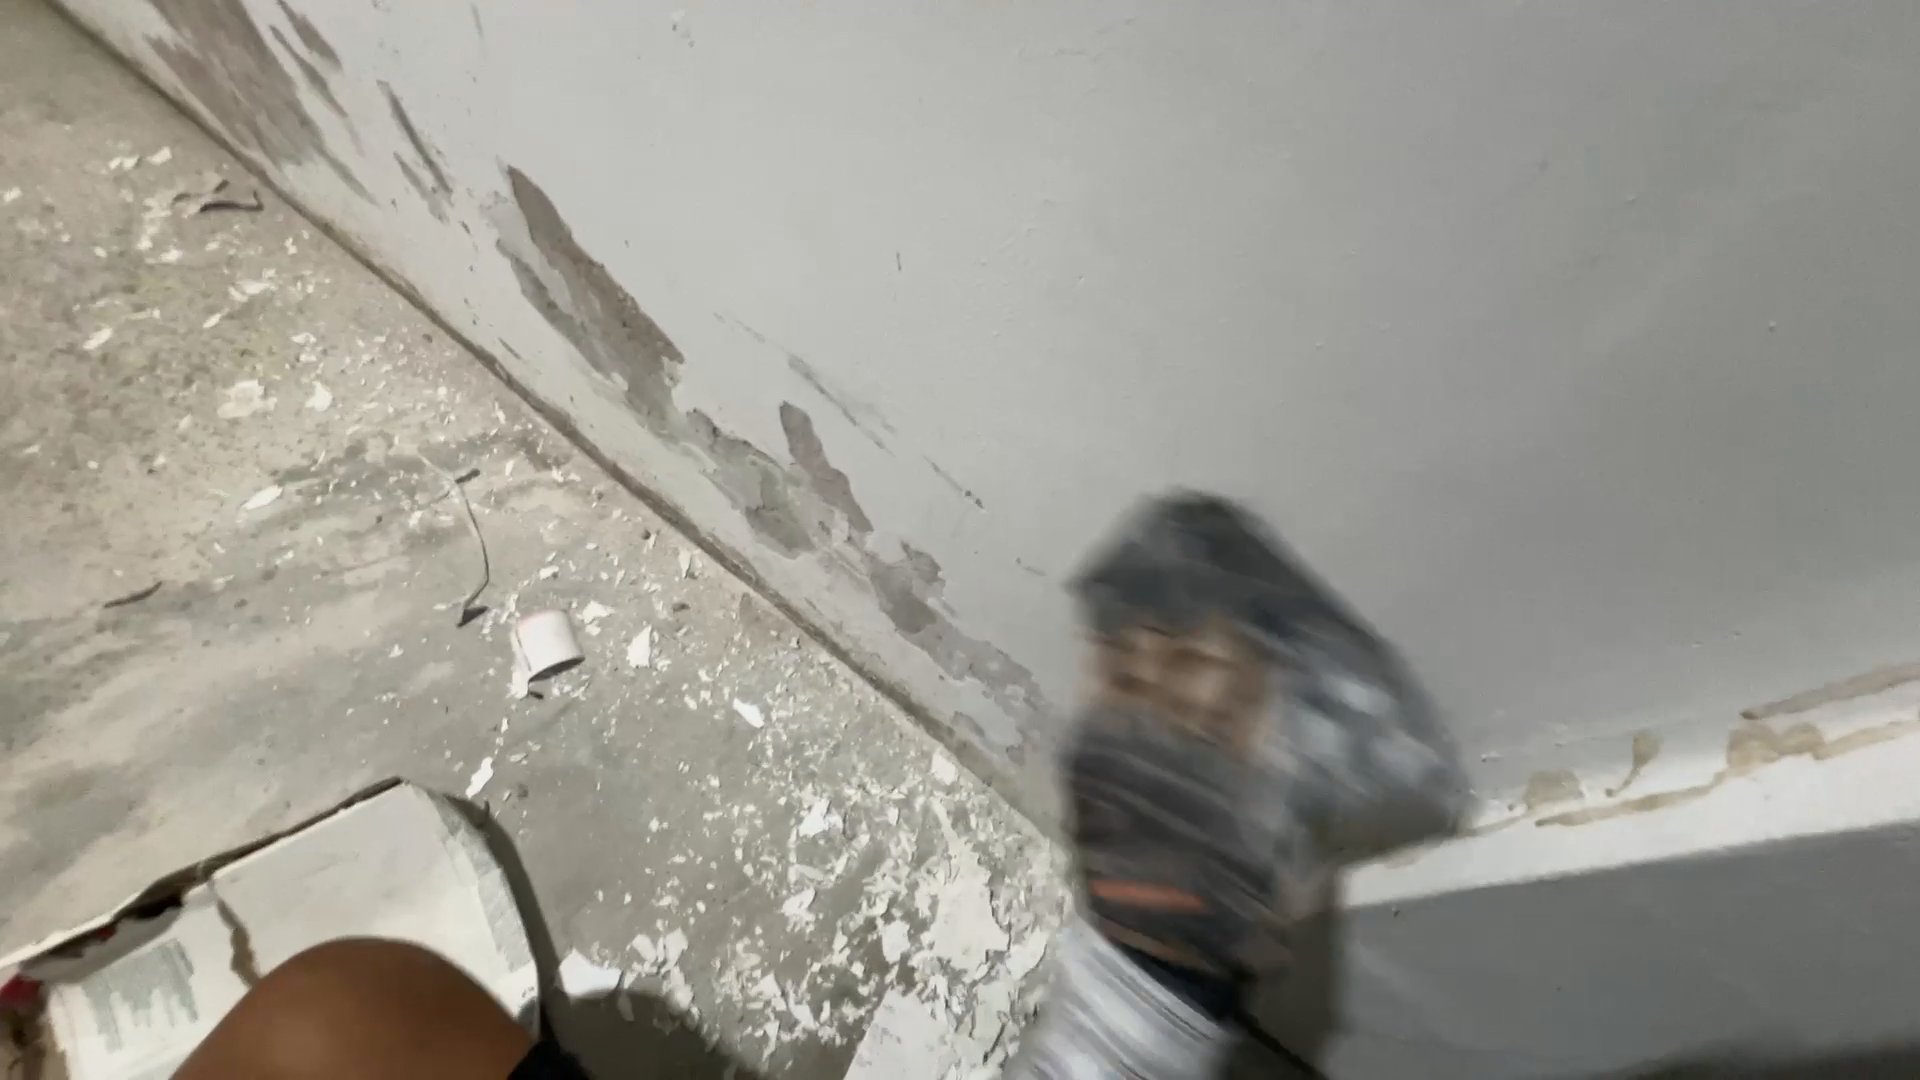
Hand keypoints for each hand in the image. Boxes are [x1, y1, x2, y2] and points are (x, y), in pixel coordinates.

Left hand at [1064, 494, 1465, 1004]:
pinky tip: (1101, 617)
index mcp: (1243, 764)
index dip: (1249, 645)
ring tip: (1148, 571)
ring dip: (1151, 620)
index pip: (1252, 689)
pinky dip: (1103, 653)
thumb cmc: (1224, 903)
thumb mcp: (1278, 855)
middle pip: (1201, 666)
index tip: (1247, 605)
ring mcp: (1140, 744)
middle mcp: (1194, 744)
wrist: (1154, 938)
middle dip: (1199, 616)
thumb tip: (1302, 738)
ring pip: (1152, 668)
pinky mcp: (1098, 753)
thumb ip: (1289, 797)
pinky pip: (1102, 690)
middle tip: (1194, 562)